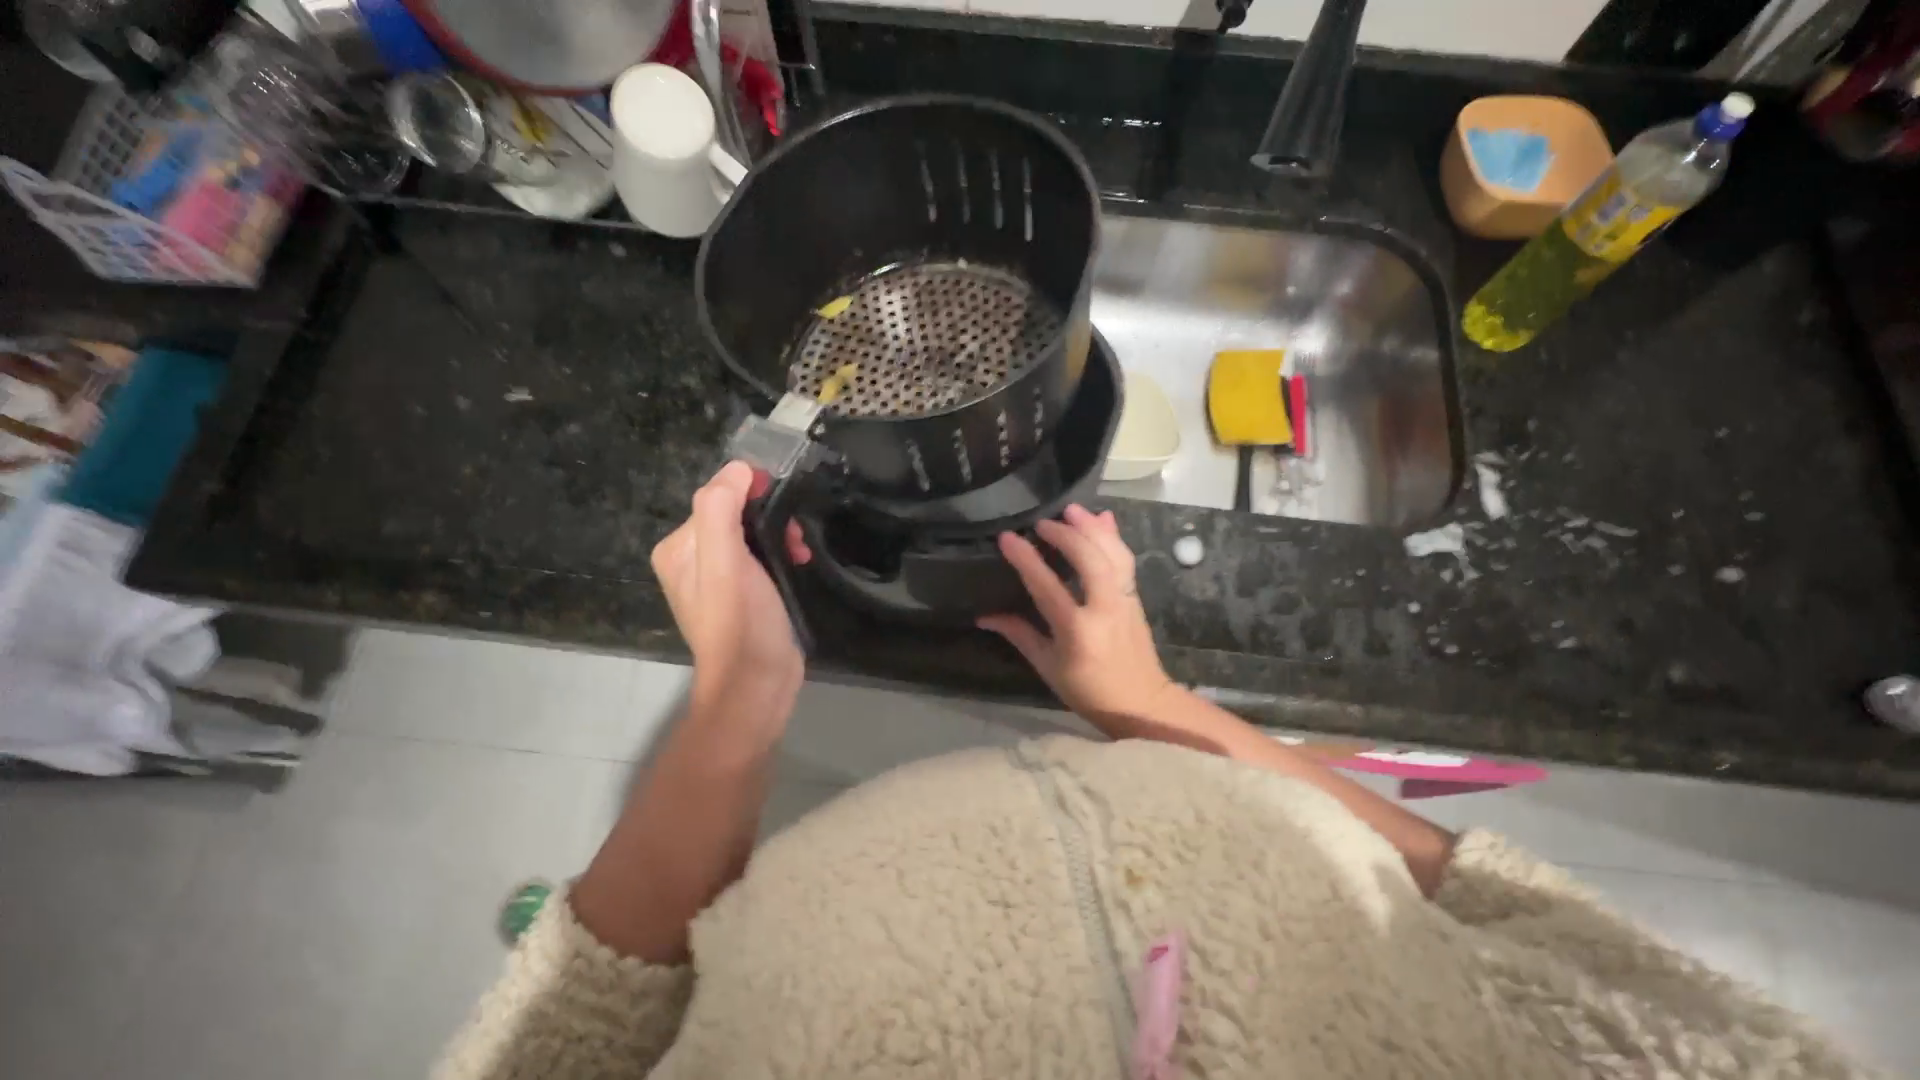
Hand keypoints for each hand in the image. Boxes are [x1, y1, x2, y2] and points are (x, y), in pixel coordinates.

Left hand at [651, 462, 811, 719]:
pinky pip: (761, 556)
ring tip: (800, 551)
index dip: (752, 492)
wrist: (756, 683)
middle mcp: (692, 560)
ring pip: (752, 534)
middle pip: (735, 514)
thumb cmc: (740, 621)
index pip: (716, 497)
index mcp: (677, 549)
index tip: (782, 504)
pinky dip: (781, 553)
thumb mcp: (726, 561)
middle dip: (770, 516)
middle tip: (796, 536)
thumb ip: (721, 509)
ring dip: (779, 533)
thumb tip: (739, 469)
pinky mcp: (743, 595)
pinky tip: (797, 562)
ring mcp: (718, 580)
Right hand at [978, 504, 1180, 736]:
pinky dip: (1113, 537)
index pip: (1047, 586)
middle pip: (1088, 559)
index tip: (1007, 538)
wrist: (1142, 704)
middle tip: (1042, 522)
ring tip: (1072, 510)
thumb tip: (985, 616)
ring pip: (1112, 553)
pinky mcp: (1137, 596)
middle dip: (1065, 534)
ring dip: (1092, 527)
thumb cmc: (1089, 692)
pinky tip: (1103, 519)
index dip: (1026, 559)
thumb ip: (1020, 635)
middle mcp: (1105, 609)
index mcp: (1077, 631)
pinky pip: (1125, 559)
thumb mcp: (1048, 668)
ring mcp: (1125, 600)